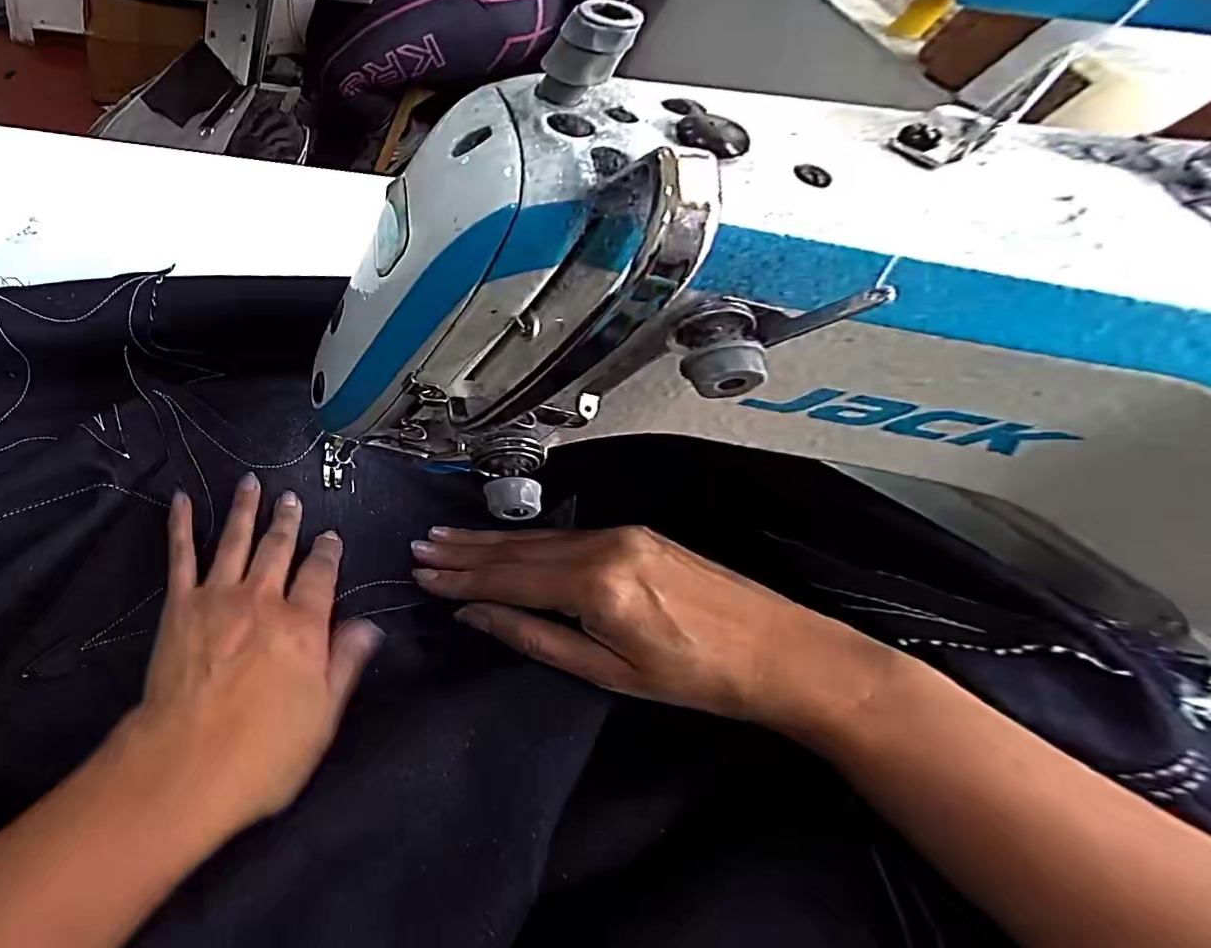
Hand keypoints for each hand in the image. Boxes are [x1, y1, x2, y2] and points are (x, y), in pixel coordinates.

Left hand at [118, 474, 384, 833]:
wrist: (187, 763)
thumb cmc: (263, 753)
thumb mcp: (322, 717)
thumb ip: (345, 663)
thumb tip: (370, 625)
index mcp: (302, 626)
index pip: (321, 576)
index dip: (327, 553)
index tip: (329, 537)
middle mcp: (263, 600)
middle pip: (278, 549)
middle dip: (287, 521)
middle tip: (291, 498)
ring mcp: (218, 596)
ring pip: (236, 539)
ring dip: (245, 508)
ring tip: (251, 483)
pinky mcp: (181, 603)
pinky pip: (182, 554)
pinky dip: (181, 524)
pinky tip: (182, 500)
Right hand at [409, 525, 899, 732]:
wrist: (790, 655)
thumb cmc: (700, 679)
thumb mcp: (610, 672)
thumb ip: (535, 637)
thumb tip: (476, 614)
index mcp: (596, 586)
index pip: (508, 578)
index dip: (461, 578)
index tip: (422, 574)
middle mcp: (602, 547)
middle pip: (516, 549)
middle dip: (464, 551)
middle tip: (420, 547)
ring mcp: (619, 533)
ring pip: (536, 538)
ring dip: (487, 540)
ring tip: (446, 538)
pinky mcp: (633, 532)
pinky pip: (562, 535)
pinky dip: (523, 539)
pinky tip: (500, 539)